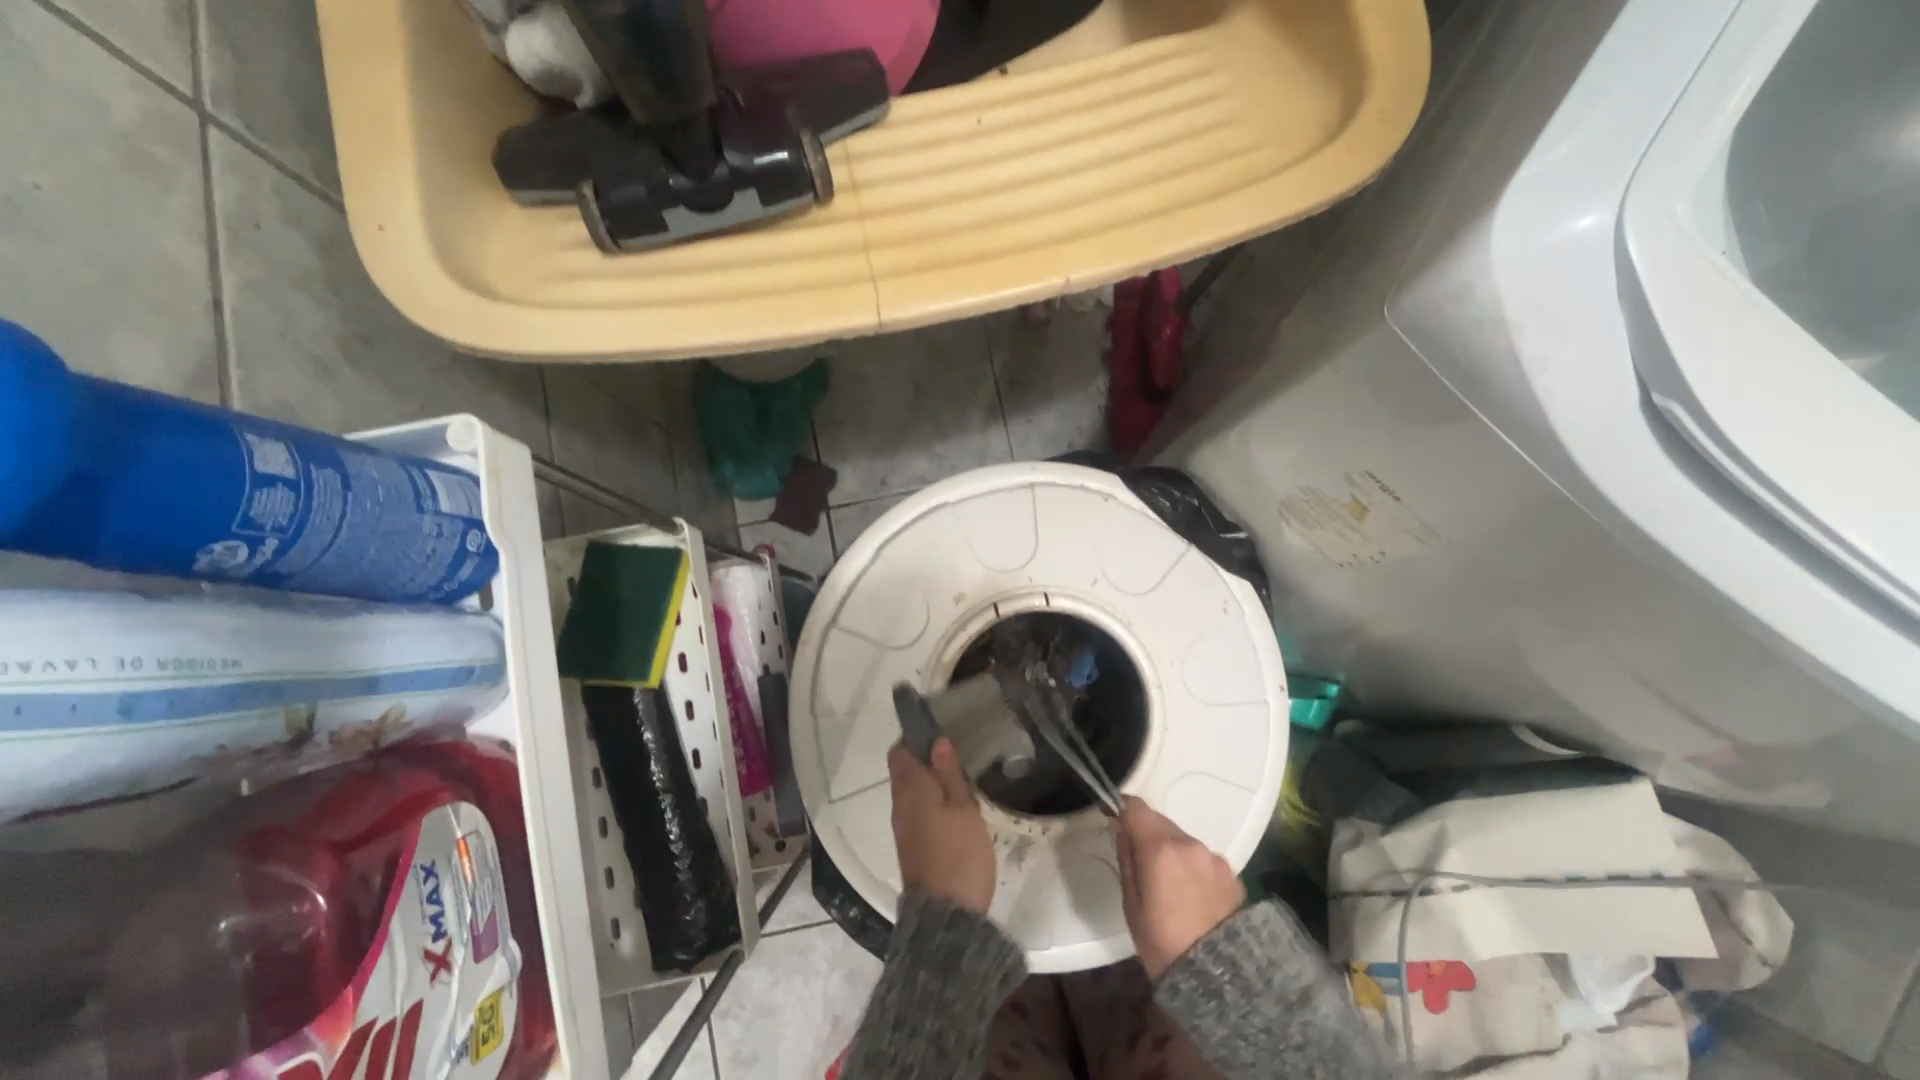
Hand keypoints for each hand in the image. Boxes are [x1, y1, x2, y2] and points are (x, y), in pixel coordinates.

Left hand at [889, 738, 996, 913]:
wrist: (946, 914)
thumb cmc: (959, 853)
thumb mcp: (963, 808)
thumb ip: (949, 774)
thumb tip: (937, 741)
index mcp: (910, 790)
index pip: (899, 753)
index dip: (914, 740)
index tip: (938, 735)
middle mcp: (899, 806)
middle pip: (904, 773)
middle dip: (924, 762)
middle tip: (955, 758)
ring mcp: (903, 829)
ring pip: (911, 794)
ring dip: (929, 784)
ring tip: (959, 781)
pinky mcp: (911, 847)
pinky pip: (916, 813)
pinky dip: (930, 804)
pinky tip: (952, 809)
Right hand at [1117, 796, 1245, 979]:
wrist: (1221, 976)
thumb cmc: (1163, 943)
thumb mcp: (1131, 905)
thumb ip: (1127, 860)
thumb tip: (1124, 832)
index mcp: (1160, 848)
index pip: (1136, 807)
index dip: (1123, 810)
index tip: (1115, 820)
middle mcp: (1189, 843)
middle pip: (1161, 824)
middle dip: (1149, 836)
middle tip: (1143, 866)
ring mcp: (1214, 858)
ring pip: (1184, 842)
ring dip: (1173, 854)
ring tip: (1171, 889)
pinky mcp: (1232, 874)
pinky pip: (1203, 861)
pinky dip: (1193, 869)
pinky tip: (1193, 899)